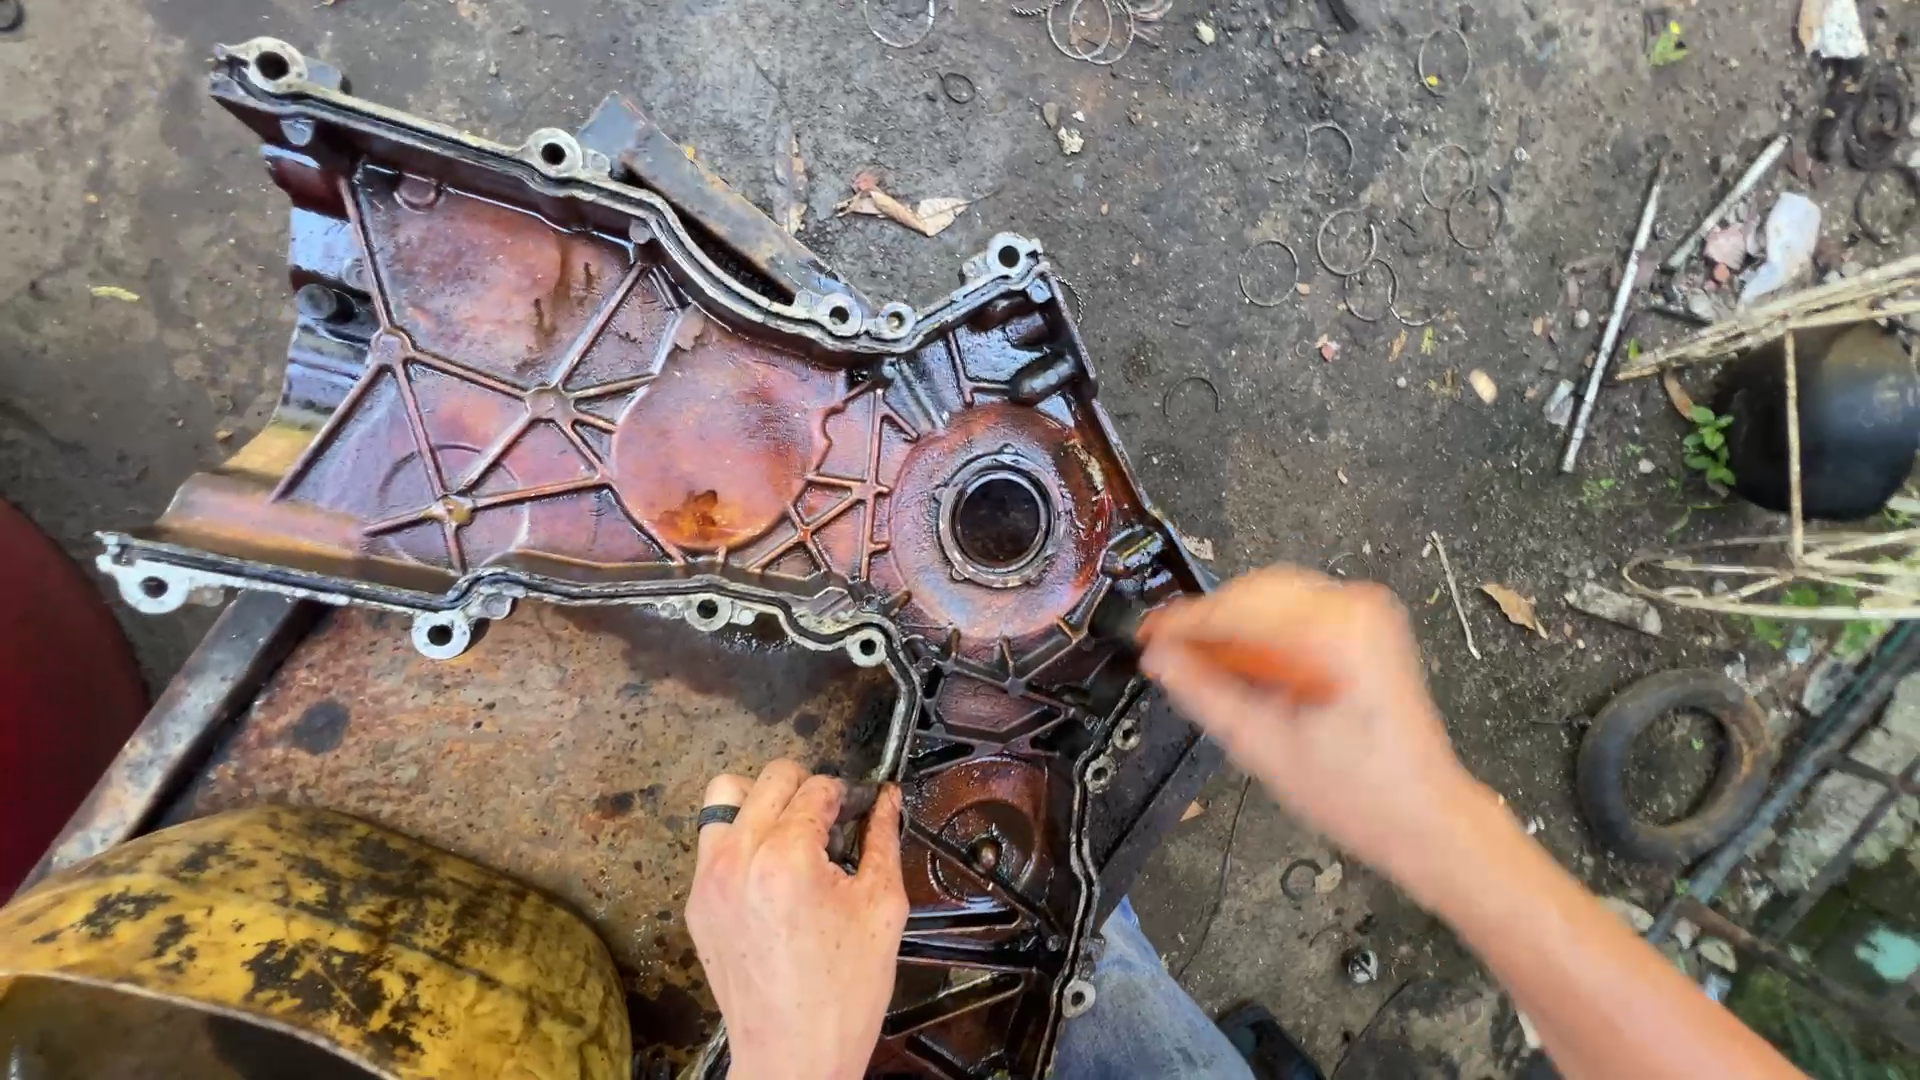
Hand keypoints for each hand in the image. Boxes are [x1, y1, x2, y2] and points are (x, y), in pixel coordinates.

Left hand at [685, 760, 907, 1079]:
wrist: (793, 1060)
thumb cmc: (844, 992)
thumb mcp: (882, 906)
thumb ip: (883, 837)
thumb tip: (887, 797)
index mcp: (786, 858)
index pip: (816, 787)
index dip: (846, 795)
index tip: (857, 811)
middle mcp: (738, 858)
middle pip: (772, 777)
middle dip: (808, 791)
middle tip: (830, 824)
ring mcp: (709, 879)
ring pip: (727, 792)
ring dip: (764, 800)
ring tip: (792, 834)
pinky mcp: (698, 901)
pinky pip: (713, 837)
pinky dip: (742, 833)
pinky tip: (771, 866)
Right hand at [1138, 564, 1477, 878]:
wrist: (1423, 816)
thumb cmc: (1362, 795)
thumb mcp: (1262, 746)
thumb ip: (1203, 692)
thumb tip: (1160, 657)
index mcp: (1336, 635)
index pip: (1236, 608)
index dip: (1182, 623)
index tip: (1148, 635)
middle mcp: (1355, 610)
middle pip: (1250, 592)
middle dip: (1205, 623)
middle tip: (1167, 652)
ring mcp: (1362, 613)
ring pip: (1266, 596)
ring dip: (1228, 627)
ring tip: (1199, 663)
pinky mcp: (1359, 626)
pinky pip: (1288, 610)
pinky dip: (1255, 632)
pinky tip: (1237, 661)